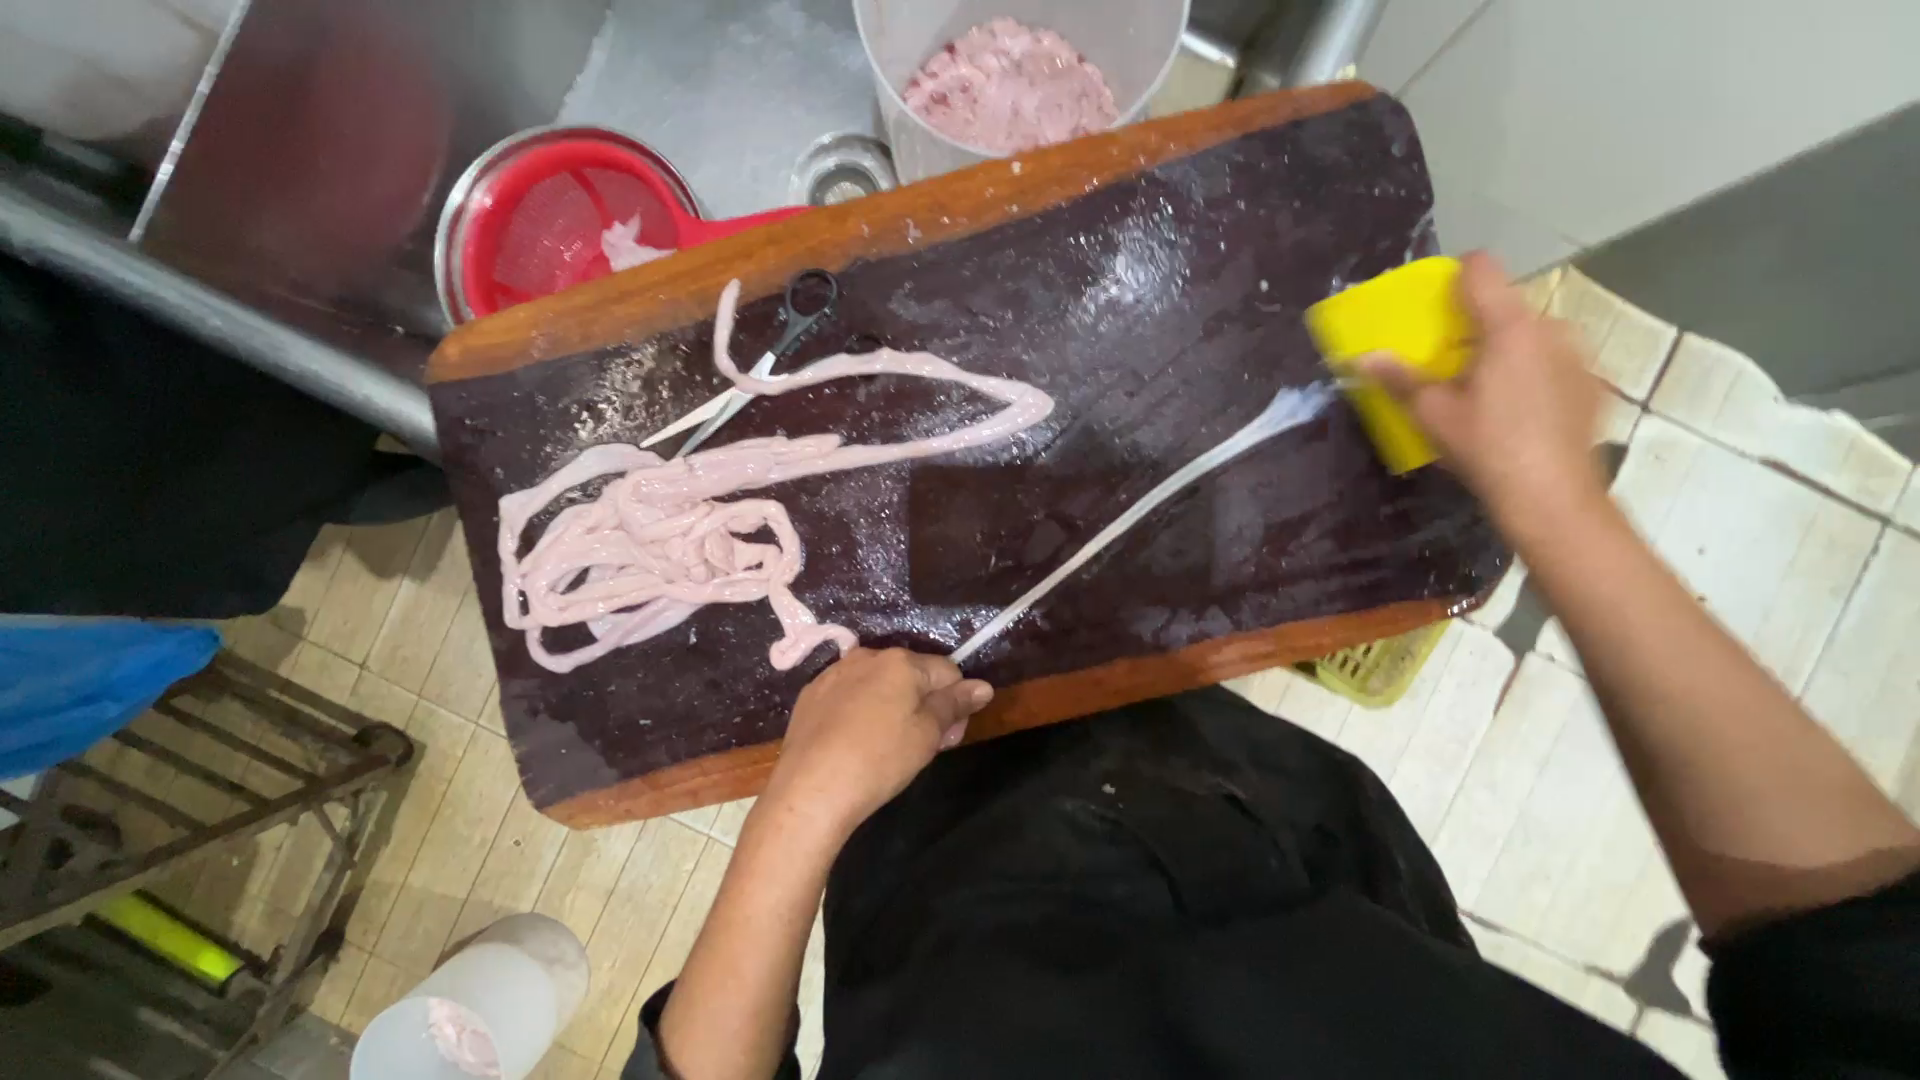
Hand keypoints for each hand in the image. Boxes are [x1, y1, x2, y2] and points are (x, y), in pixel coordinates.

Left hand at [765, 647, 993, 835]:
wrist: (809, 789)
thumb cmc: (879, 760)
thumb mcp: (927, 735)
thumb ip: (955, 704)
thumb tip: (983, 686)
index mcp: (901, 661)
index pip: (947, 671)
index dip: (956, 704)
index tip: (948, 738)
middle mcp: (867, 657)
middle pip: (912, 675)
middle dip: (924, 705)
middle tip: (921, 747)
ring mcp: (834, 674)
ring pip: (879, 684)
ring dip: (892, 707)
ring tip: (886, 749)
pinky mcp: (811, 695)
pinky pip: (849, 696)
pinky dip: (860, 713)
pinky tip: (854, 744)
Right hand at [1357, 252, 1607, 535]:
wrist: (1553, 496)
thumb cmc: (1486, 448)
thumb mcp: (1432, 415)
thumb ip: (1399, 379)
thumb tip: (1361, 358)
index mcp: (1508, 326)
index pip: (1481, 268)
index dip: (1454, 278)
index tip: (1433, 306)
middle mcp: (1550, 327)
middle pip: (1505, 306)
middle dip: (1475, 326)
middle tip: (1449, 363)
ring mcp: (1578, 353)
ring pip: (1532, 334)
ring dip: (1505, 350)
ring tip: (1483, 390)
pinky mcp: (1592, 381)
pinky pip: (1554, 361)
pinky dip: (1532, 373)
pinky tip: (1518, 412)